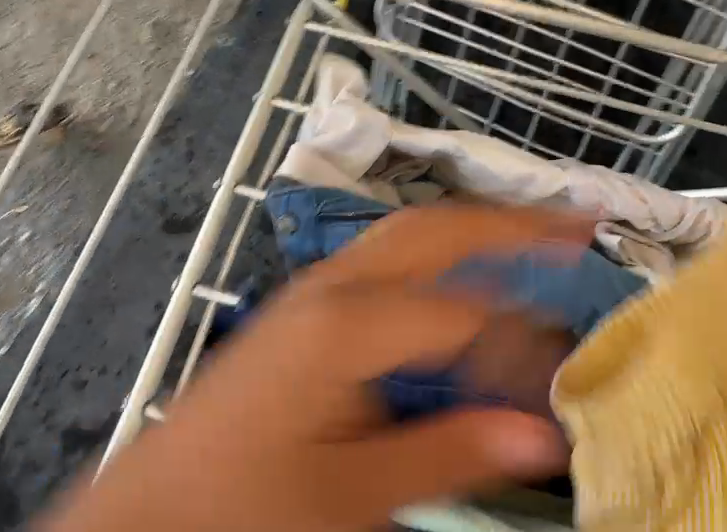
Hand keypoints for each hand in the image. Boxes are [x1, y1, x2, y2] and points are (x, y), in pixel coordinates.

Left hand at [43, 206, 584, 531]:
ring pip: (412, 231)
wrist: (146, 514)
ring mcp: (317, 287)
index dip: (526, 344)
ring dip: (477, 226)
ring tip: (538, 231)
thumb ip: (450, 454)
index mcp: (349, 324)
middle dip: (513, 223)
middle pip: (439, 229)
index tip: (570, 376)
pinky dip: (441, 251)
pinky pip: (388, 255)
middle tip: (581, 226)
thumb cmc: (244, 510)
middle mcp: (335, 284)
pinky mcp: (307, 304)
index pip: (467, 315)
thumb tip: (543, 434)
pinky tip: (465, 273)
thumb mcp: (353, 497)